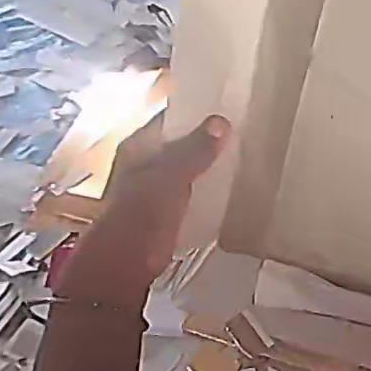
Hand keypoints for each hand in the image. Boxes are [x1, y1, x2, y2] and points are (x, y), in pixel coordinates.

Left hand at [61, 112, 230, 302]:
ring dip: (212, 160)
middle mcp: (146, 162)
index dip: (195, 110)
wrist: (124, 267)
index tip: (228, 102)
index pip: (169, 117)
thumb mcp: (168, 179)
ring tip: (246, 151)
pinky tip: (233, 183)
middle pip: (181, 140)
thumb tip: (221, 121)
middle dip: (209, 135)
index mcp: (138, 147)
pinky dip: (212, 182)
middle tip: (246, 127)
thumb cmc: (139, 218)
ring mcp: (157, 186)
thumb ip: (193, 152)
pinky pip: (195, 186)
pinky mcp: (170, 208)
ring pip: (190, 164)